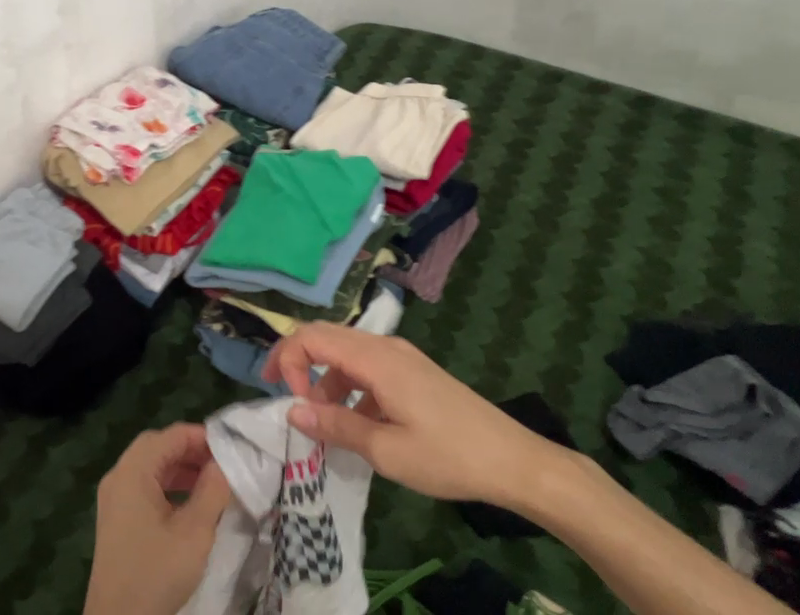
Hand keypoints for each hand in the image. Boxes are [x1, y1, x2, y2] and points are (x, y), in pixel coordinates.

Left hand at [82, 423, 232, 614]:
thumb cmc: (157, 571)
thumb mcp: (194, 532)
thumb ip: (211, 491)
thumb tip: (223, 463)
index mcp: (132, 471)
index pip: (169, 436)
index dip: (201, 436)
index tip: (232, 447)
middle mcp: (118, 477)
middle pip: (156, 447)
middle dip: (191, 450)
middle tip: (222, 463)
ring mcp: (114, 498)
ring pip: (150, 467)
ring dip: (180, 469)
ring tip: (212, 482)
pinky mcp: (117, 518)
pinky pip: (144, 487)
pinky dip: (168, 486)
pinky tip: (190, 504)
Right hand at [261, 322, 570, 507]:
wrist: (516, 462)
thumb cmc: (449, 456)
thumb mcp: (386, 450)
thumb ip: (336, 427)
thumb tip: (293, 411)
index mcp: (376, 359)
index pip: (312, 337)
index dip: (288, 360)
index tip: (286, 399)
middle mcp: (386, 348)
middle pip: (326, 337)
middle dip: (298, 362)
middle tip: (284, 396)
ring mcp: (403, 358)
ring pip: (347, 354)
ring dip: (325, 380)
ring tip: (324, 422)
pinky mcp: (415, 373)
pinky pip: (368, 368)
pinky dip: (349, 387)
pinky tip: (358, 424)